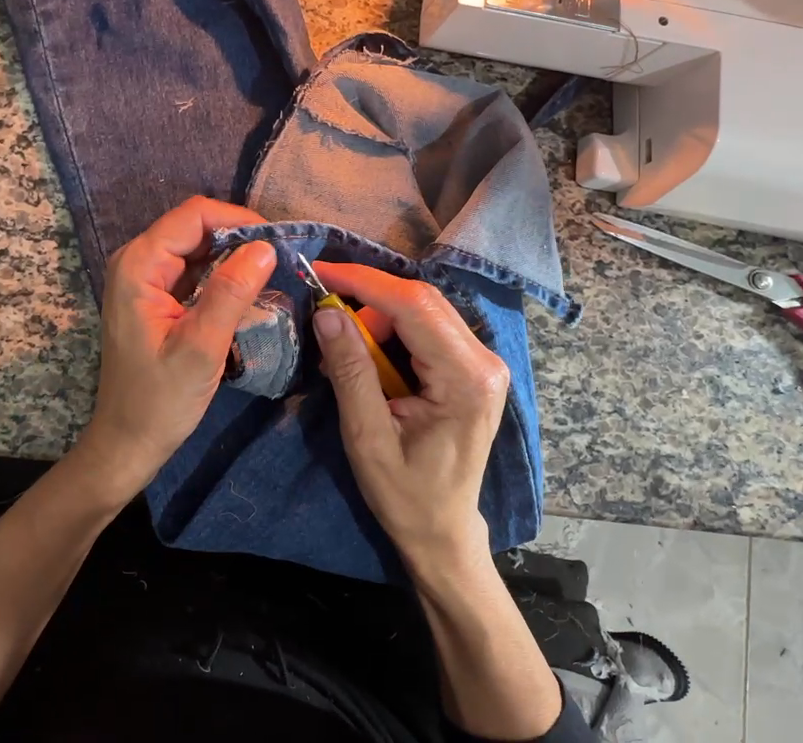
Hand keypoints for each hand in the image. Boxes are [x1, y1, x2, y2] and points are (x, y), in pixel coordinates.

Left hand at [75, 198, 276, 499]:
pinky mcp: (155, 297)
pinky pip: (192, 271)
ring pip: (197, 249)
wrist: (127, 441)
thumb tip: (266, 247)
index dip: (238, 220)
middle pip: (195, 227)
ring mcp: (144, 279)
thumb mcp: (201, 347)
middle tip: (282, 260)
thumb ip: (231, 293)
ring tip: (273, 274)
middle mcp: (137, 262)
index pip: (193, 215)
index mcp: (139, 265)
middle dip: (240, 238)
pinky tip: (248, 292)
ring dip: (233, 257)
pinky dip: (221, 276)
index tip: (279, 242)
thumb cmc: (159, 400)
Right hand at [312, 263, 510, 581]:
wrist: (442, 530)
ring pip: (422, 310)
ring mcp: (482, 364)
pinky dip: (390, 332)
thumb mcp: (366, 435)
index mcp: (465, 379)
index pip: (413, 306)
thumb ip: (350, 371)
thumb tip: (327, 312)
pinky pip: (426, 328)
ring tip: (344, 353)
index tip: (319, 272)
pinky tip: (367, 360)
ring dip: (377, 318)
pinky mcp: (470, 369)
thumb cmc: (405, 493)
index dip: (363, 281)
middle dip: (367, 299)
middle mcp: (483, 362)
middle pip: (421, 300)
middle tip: (324, 316)